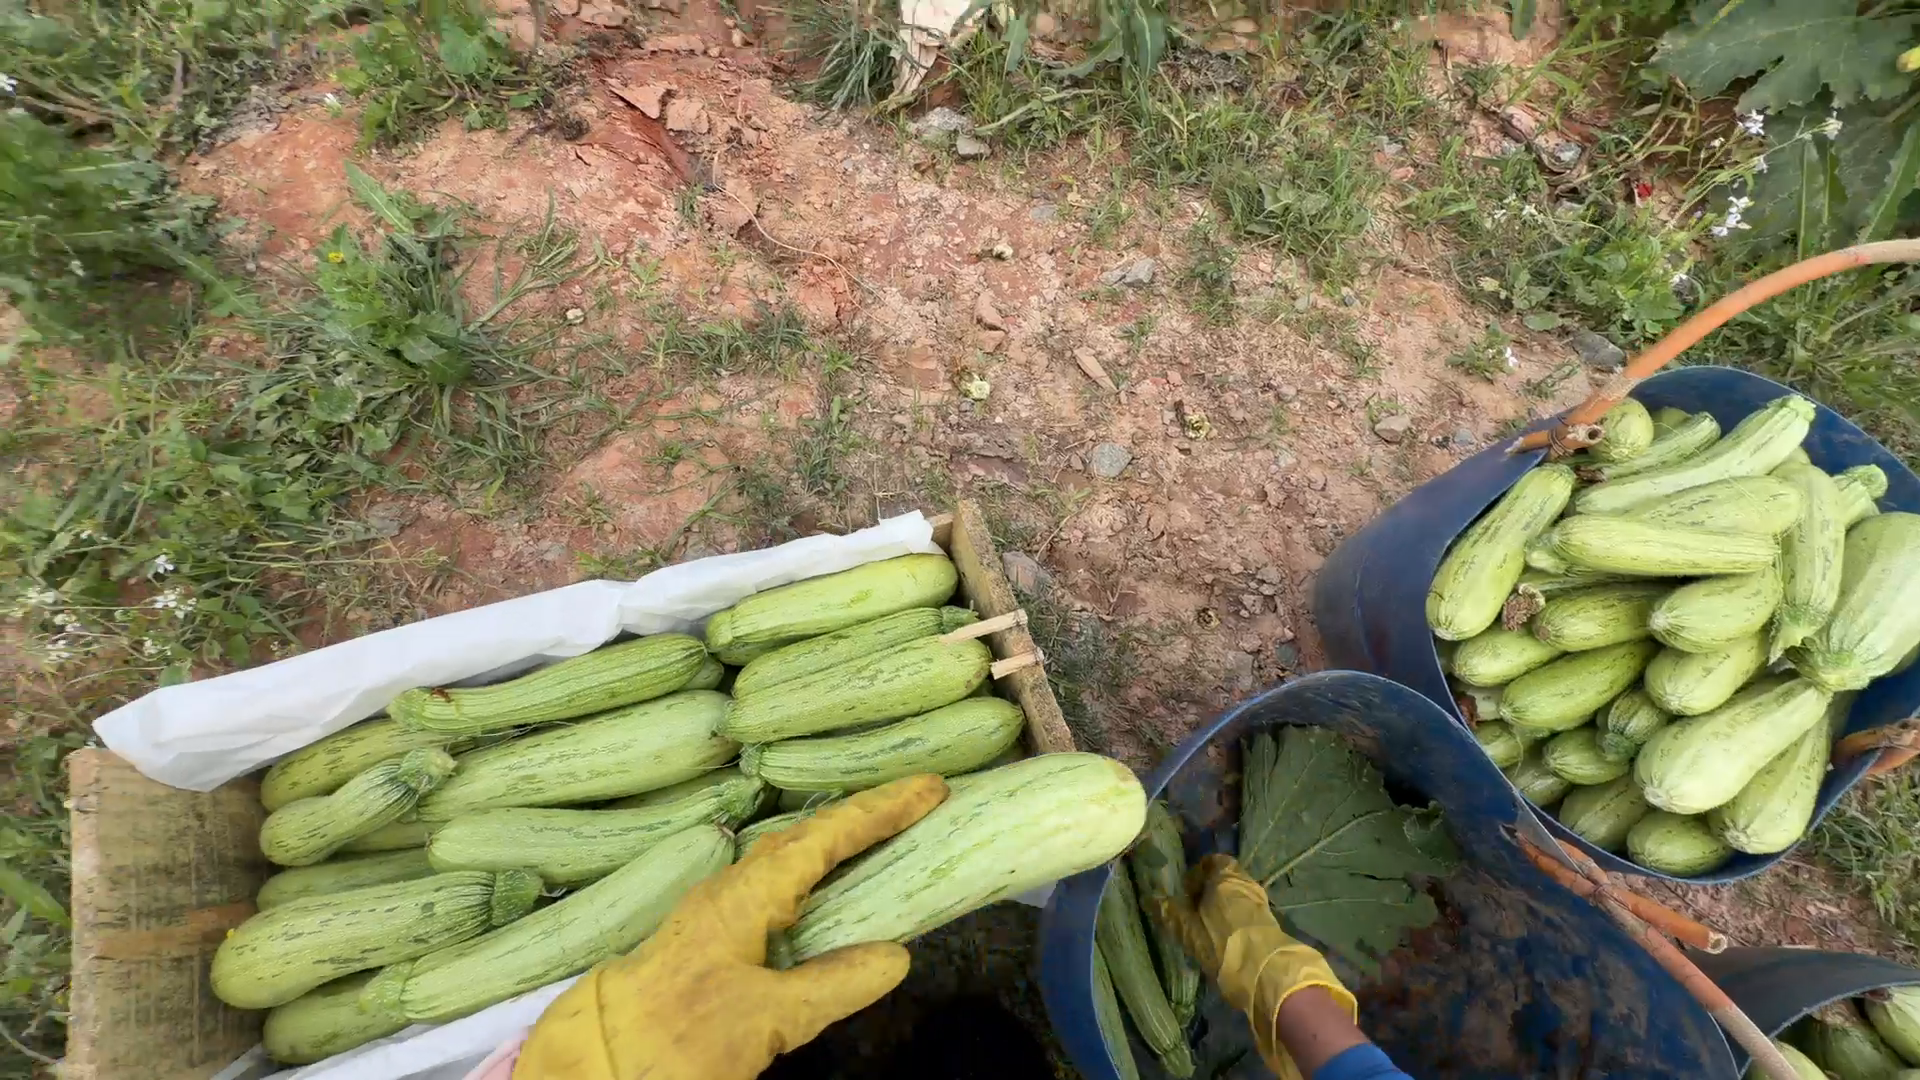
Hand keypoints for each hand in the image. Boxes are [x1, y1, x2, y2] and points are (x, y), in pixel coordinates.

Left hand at [510, 774, 949, 1079]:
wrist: (595, 1059)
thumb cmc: (678, 1037)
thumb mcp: (764, 1022)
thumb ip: (832, 985)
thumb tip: (897, 956)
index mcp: (752, 892)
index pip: (830, 835)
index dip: (882, 809)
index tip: (930, 787)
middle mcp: (739, 882)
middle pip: (815, 830)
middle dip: (869, 811)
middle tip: (921, 799)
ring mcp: (724, 899)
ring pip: (795, 849)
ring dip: (843, 832)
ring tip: (887, 827)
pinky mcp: (717, 923)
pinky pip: (782, 874)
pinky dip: (819, 863)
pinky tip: (830, 879)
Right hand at [1150, 854, 1358, 1079]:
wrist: (1266, 974)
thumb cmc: (1221, 941)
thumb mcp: (1186, 928)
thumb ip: (1168, 912)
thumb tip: (1149, 899)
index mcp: (1225, 874)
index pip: (1210, 861)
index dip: (1196, 874)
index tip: (1185, 891)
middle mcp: (1245, 882)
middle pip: (1224, 880)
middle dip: (1209, 893)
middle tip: (1193, 911)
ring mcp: (1261, 903)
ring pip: (1236, 899)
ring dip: (1222, 909)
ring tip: (1207, 929)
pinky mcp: (1270, 925)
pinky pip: (1246, 915)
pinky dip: (1235, 923)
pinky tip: (1225, 942)